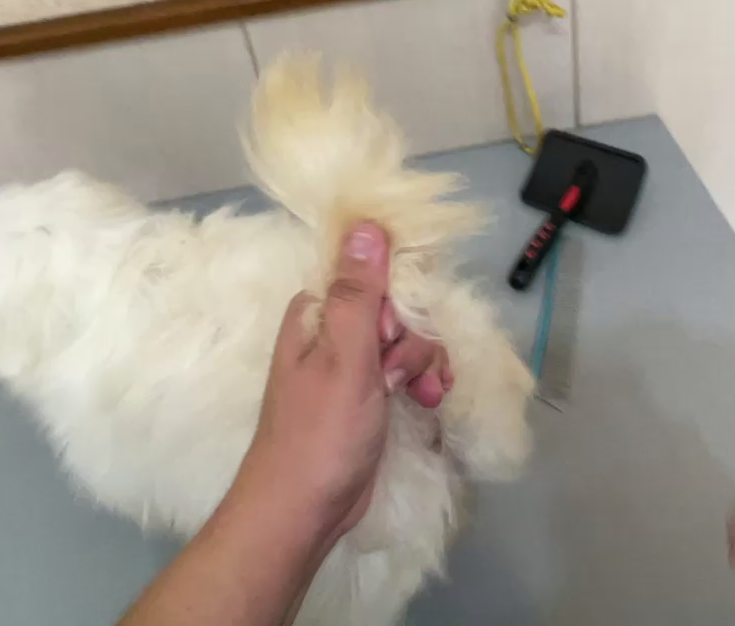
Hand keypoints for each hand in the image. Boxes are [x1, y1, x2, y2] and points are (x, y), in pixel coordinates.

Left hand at [227, 222, 453, 550]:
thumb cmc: (320, 431)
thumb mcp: (344, 356)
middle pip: (396, 304)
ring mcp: (353, 360)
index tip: (393, 331)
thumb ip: (358, 292)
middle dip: (413, 337)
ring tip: (423, 394)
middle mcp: (334, 327)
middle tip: (398, 373)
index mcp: (319, 309)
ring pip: (408, 335)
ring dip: (423, 362)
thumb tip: (365, 223)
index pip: (370, 270)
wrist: (304, 511)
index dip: (395, 296)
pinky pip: (407, 365)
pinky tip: (430, 400)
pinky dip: (423, 379)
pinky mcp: (369, 389)